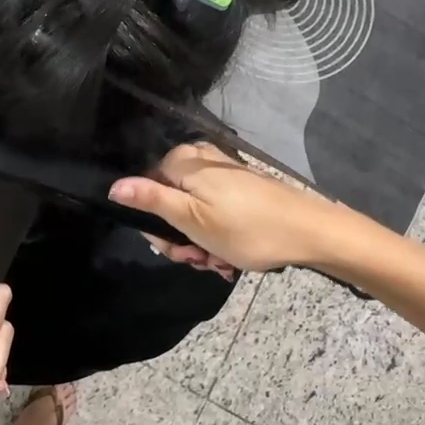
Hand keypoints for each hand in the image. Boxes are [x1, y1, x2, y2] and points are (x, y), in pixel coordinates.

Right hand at [109, 143, 366, 272]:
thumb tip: (114, 186)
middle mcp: (201, 162)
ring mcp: (222, 176)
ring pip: (191, 213)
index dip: (154, 223)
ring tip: (219, 262)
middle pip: (168, 202)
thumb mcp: (191, 219)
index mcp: (185, 163)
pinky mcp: (240, 190)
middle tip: (199, 258)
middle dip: (180, 237)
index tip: (175, 248)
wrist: (311, 233)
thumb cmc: (246, 229)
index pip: (146, 188)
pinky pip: (214, 213)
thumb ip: (151, 200)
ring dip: (199, 243)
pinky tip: (229, 256)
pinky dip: (217, 237)